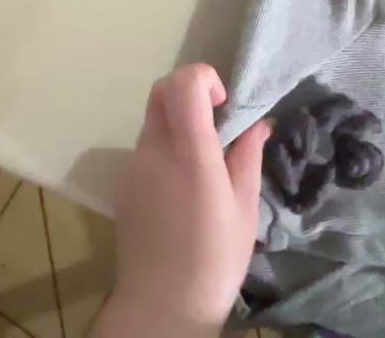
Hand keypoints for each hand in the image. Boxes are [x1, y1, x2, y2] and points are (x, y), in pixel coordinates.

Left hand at [98, 64, 270, 337]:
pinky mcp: (125, 181)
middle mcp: (156, 149)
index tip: (223, 103)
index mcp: (190, 153)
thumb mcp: (245, 209)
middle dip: (190, 91)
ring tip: (203, 158)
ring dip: (178, 120)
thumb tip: (259, 123)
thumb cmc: (214, 259)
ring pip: (153, 117)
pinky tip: (183, 183)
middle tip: (214, 120)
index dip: (204, 78)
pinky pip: (146, 145)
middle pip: (162, 89)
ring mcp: (135, 164)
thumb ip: (248, 157)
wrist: (161, 306)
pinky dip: (166, 145)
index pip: (184, 84)